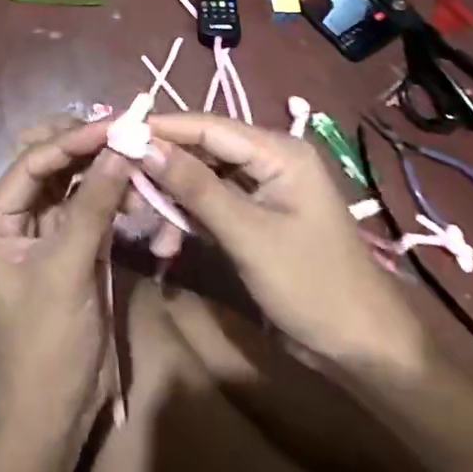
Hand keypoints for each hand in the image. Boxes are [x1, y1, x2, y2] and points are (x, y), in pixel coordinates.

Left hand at [0, 120, 132, 459]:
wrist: (56, 411)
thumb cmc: (47, 342)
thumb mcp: (67, 270)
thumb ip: (93, 205)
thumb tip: (122, 145)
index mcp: (0, 216)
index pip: (36, 159)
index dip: (75, 138)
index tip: (119, 124)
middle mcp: (22, 214)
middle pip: (55, 161)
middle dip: (90, 145)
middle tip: (130, 133)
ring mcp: (52, 229)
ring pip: (79, 179)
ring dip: (107, 168)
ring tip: (140, 163)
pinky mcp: (78, 245)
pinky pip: (96, 204)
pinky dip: (116, 194)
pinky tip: (138, 194)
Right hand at [140, 114, 423, 365]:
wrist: (361, 345)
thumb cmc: (310, 284)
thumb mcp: (247, 234)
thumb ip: (195, 187)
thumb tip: (143, 145)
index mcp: (277, 150)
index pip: (206, 125)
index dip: (158, 128)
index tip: (110, 134)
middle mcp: (269, 158)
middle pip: (202, 149)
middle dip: (161, 168)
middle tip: (120, 187)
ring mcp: (264, 187)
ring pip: (203, 178)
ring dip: (172, 201)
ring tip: (144, 230)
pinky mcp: (257, 215)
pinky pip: (213, 204)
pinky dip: (189, 220)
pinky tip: (167, 246)